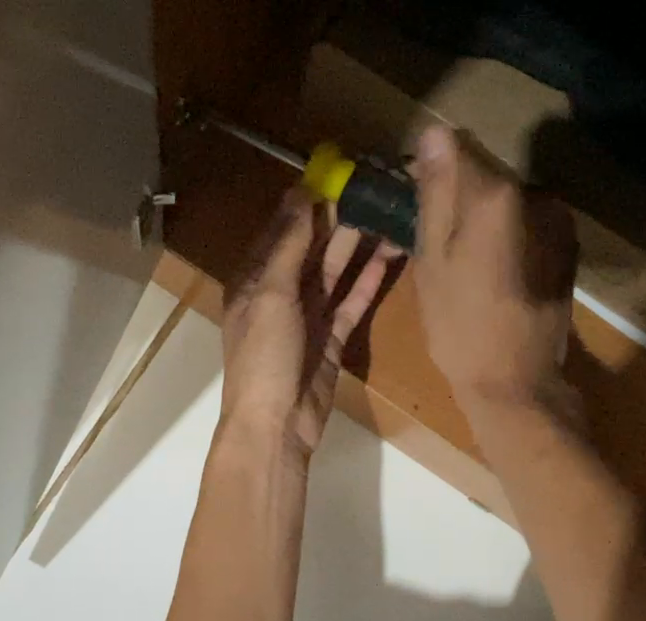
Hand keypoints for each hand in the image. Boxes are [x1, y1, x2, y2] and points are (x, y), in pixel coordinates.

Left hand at [219, 192, 397, 464]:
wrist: (275, 424)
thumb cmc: (263, 357)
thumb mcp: (270, 295)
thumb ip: (288, 245)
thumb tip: (301, 193)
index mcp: (253, 282)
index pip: (281, 232)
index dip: (307, 202)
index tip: (339, 170)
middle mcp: (278, 296)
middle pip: (311, 249)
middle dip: (340, 219)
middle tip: (376, 185)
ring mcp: (307, 319)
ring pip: (335, 273)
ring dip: (359, 245)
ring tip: (390, 209)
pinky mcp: (331, 339)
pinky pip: (352, 302)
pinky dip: (370, 280)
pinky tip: (392, 252)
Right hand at [409, 126, 577, 414]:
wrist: (514, 382)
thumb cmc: (458, 328)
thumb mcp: (431, 263)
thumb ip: (435, 196)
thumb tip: (434, 133)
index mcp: (497, 196)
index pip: (457, 151)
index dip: (428, 172)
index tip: (408, 202)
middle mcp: (537, 194)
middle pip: (485, 176)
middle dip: (456, 197)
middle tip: (428, 240)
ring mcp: (559, 220)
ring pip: (505, 202)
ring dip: (480, 220)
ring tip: (459, 263)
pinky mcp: (567, 245)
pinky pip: (525, 224)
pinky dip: (504, 238)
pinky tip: (489, 275)